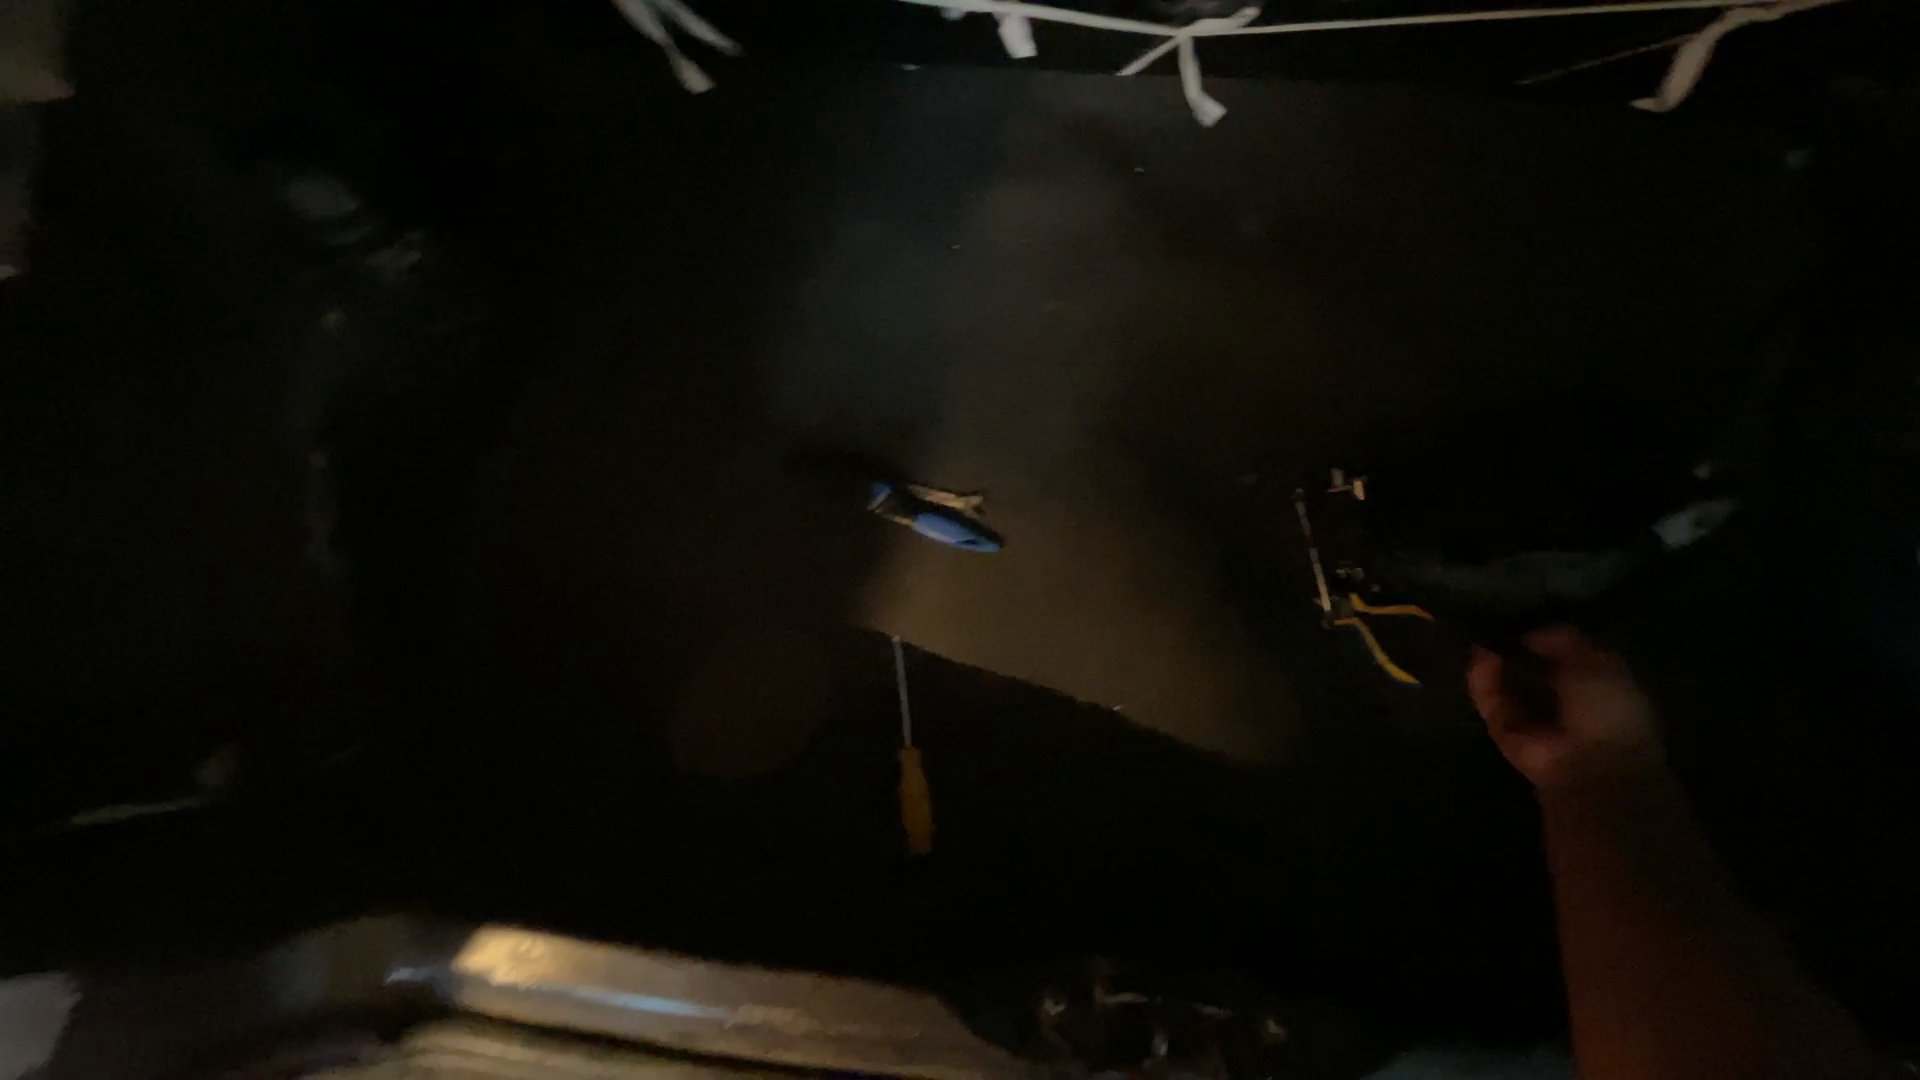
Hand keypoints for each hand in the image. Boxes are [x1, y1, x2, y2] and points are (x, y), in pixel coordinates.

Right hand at [1468, 626, 1665, 793]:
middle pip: (1528, 665)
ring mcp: (1529, 713)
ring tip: (1484, 638)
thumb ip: (1564, 638)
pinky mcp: (1500, 726)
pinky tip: (1481, 657)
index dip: (1544, 635)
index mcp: (1595, 683)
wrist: (1589, 764)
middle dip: (1512, 646)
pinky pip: (1488, 697)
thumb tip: (1528, 630)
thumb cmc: (1608, 710)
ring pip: (1503, 679)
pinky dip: (1482, 678)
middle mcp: (1561, 698)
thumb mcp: (1598, 661)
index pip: (1563, 653)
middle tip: (1495, 625)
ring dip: (1494, 659)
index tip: (1524, 616)